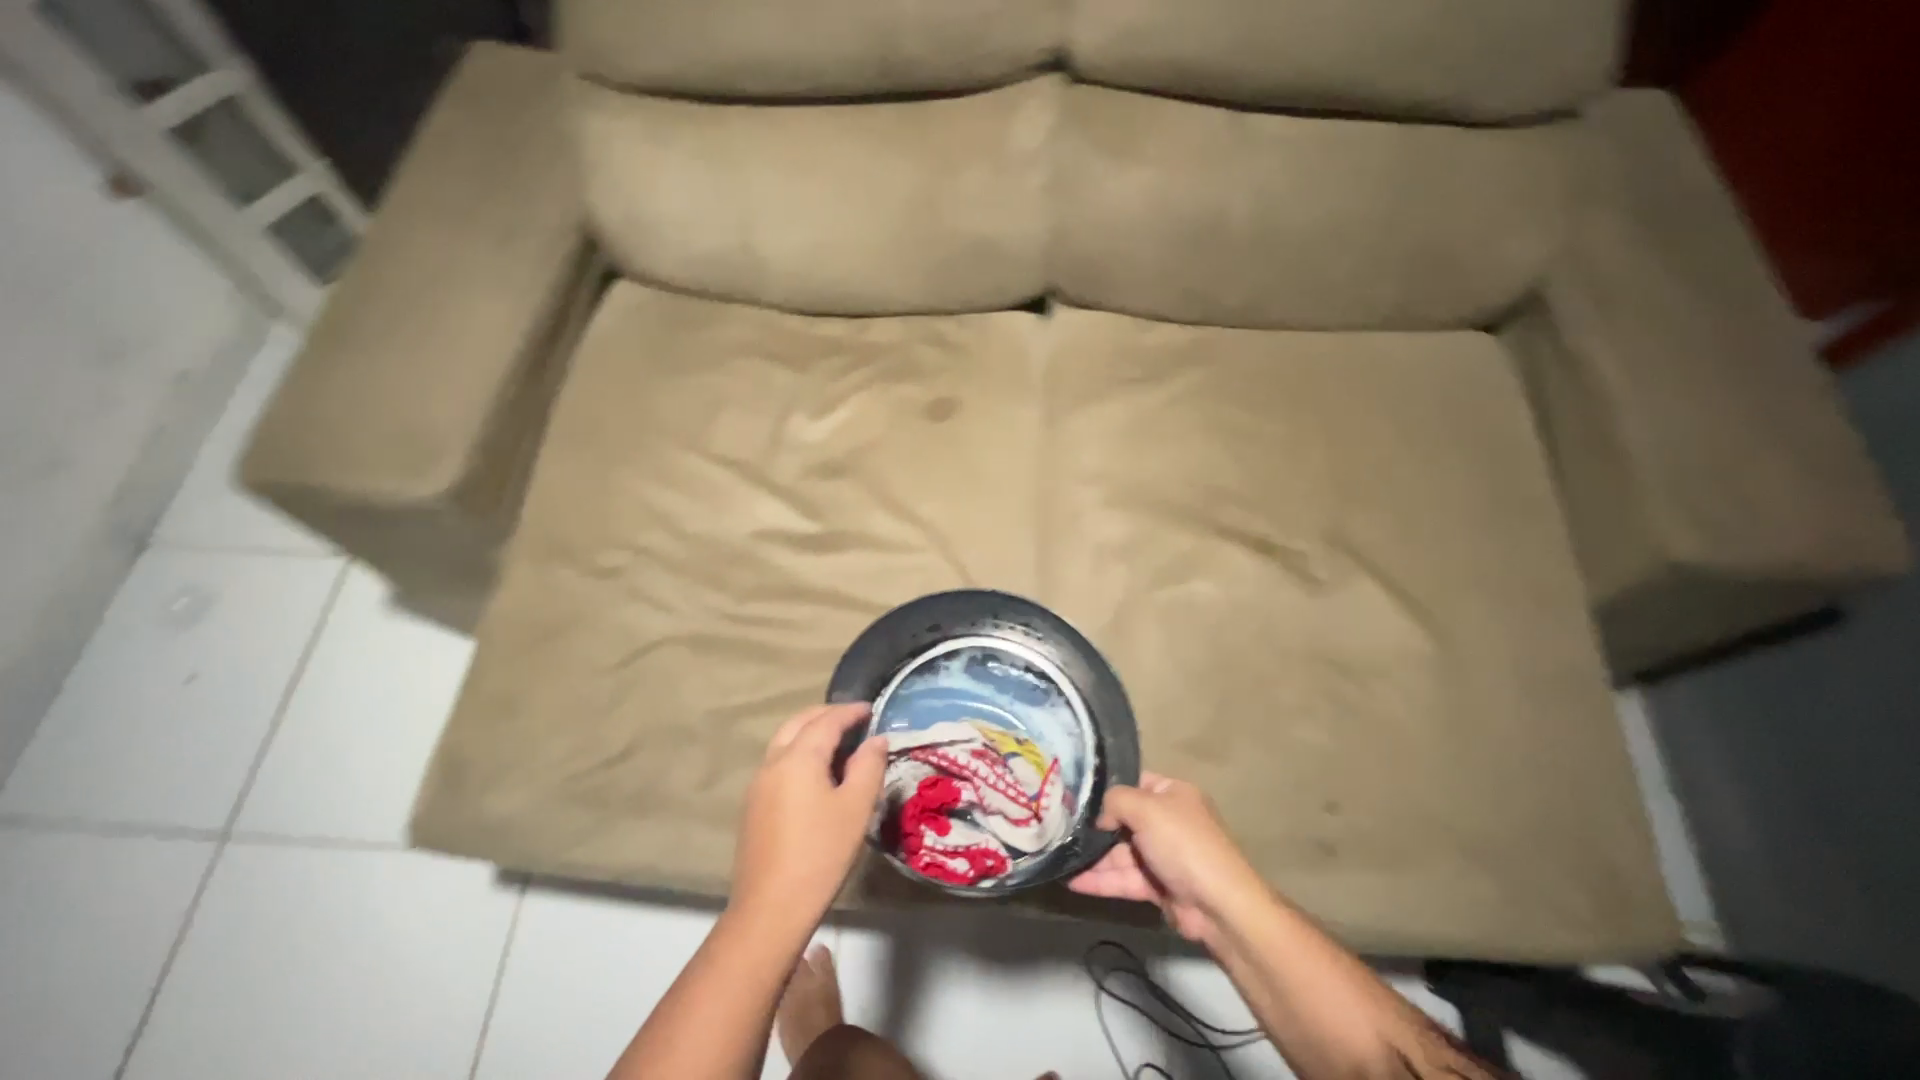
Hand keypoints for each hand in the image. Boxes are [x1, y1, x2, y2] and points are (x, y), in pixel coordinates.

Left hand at [731, 703, 887, 927]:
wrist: (772, 905)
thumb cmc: (821, 853)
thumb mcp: (856, 807)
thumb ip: (869, 766)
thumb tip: (875, 740)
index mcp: (798, 757)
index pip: (826, 721)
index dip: (850, 711)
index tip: (871, 708)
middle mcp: (773, 762)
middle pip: (799, 723)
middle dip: (826, 715)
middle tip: (854, 718)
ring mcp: (758, 784)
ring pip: (784, 742)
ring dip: (810, 732)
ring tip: (838, 742)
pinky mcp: (754, 805)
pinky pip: (778, 762)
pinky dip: (799, 752)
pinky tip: (817, 773)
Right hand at [1069, 772, 1267, 942]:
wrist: (1217, 905)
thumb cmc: (1184, 844)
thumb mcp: (1148, 809)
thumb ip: (1116, 801)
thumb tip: (1101, 817)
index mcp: (1173, 795)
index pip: (1134, 782)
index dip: (1107, 787)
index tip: (1074, 793)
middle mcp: (1167, 822)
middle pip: (1123, 819)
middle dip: (1094, 825)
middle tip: (1057, 826)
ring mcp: (1162, 855)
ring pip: (1119, 852)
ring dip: (1092, 857)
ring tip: (1058, 857)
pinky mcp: (1156, 885)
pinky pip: (1122, 878)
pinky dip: (1099, 880)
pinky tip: (1071, 881)